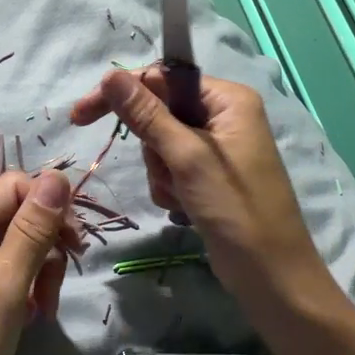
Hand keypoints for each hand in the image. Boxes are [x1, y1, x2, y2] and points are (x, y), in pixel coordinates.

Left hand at [0, 170, 79, 354]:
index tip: (76, 247)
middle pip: (15, 214)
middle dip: (45, 246)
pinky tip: (28, 318)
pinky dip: (20, 289)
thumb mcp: (5, 288)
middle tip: (55, 291)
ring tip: (42, 312)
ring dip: (37, 272)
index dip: (51, 207)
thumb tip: (56, 174)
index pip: (15, 185)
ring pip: (11, 245)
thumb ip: (32, 229)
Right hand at [71, 68, 354, 354]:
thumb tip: (110, 75)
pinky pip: (171, 166)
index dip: (122, 93)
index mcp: (228, 99)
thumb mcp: (187, 159)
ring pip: (160, 142)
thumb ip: (147, 114)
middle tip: (161, 174)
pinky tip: (183, 208)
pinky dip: (168, 186)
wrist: (273, 279)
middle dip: (151, 145)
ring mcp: (218, 146)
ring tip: (180, 196)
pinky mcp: (210, 175)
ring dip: (160, 171)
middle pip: (159, 110)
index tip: (81, 115)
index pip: (162, 77)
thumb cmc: (236, 211)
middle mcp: (224, 115)